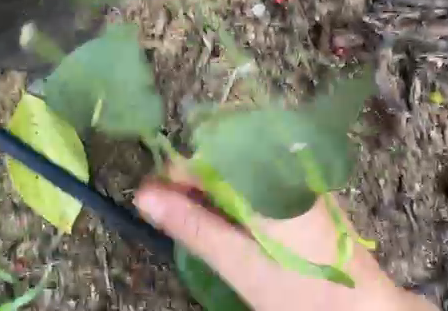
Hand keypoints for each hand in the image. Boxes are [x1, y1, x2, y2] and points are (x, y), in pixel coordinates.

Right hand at [136, 174, 433, 310]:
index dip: (173, 176)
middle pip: (220, 152)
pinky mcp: (304, 188)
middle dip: (192, 180)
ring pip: (237, 162)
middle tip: (171, 212)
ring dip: (213, 186)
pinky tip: (231, 219)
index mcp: (265, 175)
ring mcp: (296, 173)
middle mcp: (281, 162)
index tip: (150, 198)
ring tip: (199, 219)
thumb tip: (143, 195)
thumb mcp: (241, 266)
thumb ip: (192, 226)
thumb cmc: (303, 294)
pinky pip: (257, 173)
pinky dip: (236, 190)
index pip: (204, 156)